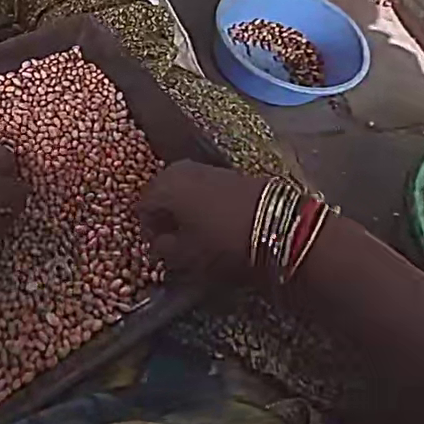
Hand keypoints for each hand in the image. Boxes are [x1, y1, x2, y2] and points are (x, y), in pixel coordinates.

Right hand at [137, 160, 266, 286]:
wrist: (280, 226)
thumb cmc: (222, 243)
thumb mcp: (186, 256)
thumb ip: (163, 249)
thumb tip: (157, 243)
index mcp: (163, 186)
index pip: (142, 206)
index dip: (147, 229)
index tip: (158, 248)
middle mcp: (179, 170)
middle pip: (161, 191)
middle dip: (164, 213)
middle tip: (173, 237)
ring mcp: (206, 168)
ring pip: (183, 187)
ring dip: (184, 206)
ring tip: (195, 230)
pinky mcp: (229, 171)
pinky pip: (204, 186)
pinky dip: (203, 201)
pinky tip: (214, 220)